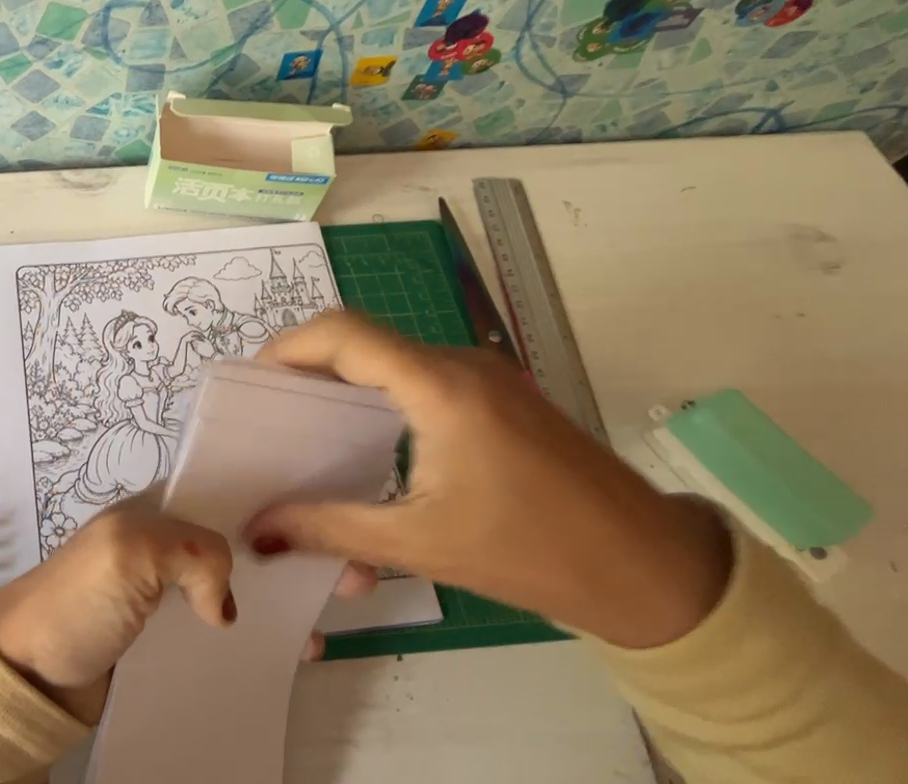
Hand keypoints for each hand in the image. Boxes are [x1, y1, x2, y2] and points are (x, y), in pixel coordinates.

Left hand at [0, 496, 377, 722]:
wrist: (29, 672)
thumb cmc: (75, 600)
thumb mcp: (127, 552)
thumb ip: (190, 554)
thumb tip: (228, 605)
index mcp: (162, 507)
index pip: (234, 488)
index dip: (286, 496)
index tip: (340, 513)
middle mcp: (174, 542)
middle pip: (251, 533)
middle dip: (302, 545)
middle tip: (354, 573)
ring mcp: (176, 590)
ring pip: (249, 581)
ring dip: (293, 591)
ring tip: (339, 610)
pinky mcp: (176, 635)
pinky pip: (233, 626)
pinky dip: (269, 634)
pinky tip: (301, 650)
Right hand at [247, 310, 732, 649]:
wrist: (655, 573)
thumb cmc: (534, 554)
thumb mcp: (420, 544)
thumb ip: (330, 529)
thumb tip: (259, 531)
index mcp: (441, 388)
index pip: (344, 334)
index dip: (288, 348)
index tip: (252, 385)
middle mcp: (460, 365)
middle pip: (362, 340)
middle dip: (306, 367)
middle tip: (270, 412)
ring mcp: (485, 376)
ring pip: (390, 359)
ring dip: (343, 385)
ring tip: (307, 430)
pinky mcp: (498, 396)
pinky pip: (420, 380)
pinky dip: (379, 399)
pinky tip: (365, 446)